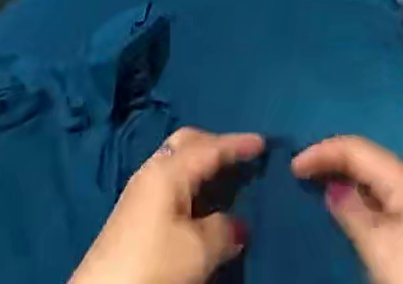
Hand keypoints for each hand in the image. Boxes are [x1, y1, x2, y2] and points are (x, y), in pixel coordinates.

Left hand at [69, 127, 263, 283]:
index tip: (263, 141)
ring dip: (203, 163)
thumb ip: (223, 231)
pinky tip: (205, 200)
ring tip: (230, 175)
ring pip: (177, 161)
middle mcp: (152, 170)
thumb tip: (238, 223)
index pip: (207, 148)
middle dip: (215, 144)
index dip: (235, 144)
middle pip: (186, 144)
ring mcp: (142, 187)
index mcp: (167, 171)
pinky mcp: (139, 208)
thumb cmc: (155, 262)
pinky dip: (193, 181)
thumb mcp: (198, 250)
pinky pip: (172, 180)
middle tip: (245, 155)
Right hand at [291, 136, 402, 283]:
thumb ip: (350, 210)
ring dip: (353, 185)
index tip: (294, 168)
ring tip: (328, 196)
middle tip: (307, 178)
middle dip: (337, 165)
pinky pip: (396, 203)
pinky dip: (371, 203)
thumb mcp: (378, 248)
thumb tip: (333, 188)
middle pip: (372, 163)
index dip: (321, 152)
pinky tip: (360, 218)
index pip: (356, 148)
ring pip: (384, 184)